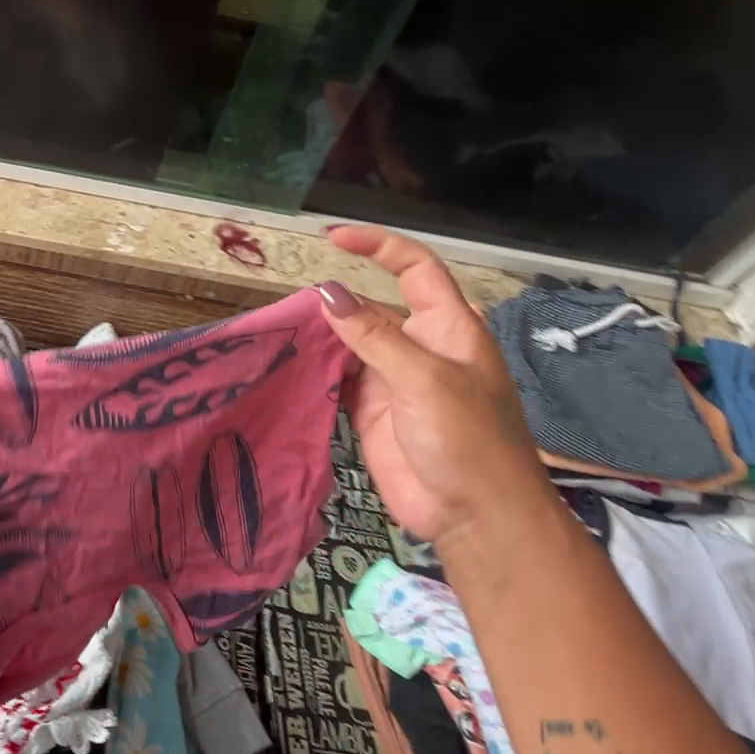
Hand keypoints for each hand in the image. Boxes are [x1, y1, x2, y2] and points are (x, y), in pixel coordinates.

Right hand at [316, 226, 550, 543]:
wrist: (474, 516)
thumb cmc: (468, 440)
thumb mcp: (424, 380)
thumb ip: (373, 336)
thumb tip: (326, 293)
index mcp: (448, 327)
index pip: (415, 269)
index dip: (378, 247)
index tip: (334, 238)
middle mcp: (418, 346)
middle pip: (371, 307)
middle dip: (335, 303)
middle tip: (290, 309)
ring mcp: (392, 378)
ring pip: (348, 343)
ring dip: (319, 337)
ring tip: (280, 332)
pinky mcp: (370, 409)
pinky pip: (336, 378)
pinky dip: (314, 369)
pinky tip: (289, 364)